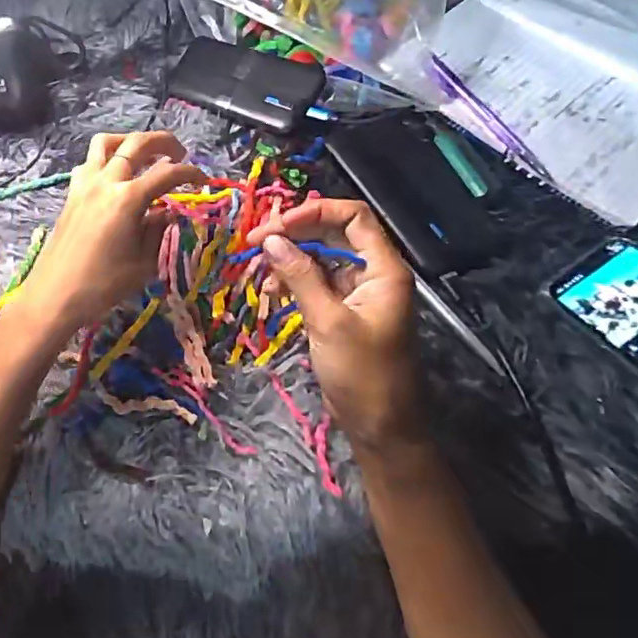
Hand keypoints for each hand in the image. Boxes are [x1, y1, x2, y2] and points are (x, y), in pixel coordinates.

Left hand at [8, 131, 203, 337]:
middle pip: (136, 143)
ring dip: (129, 141)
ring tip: (144, 154)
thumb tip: (168, 211)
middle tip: (180, 153)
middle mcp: (105, 182)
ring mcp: (84, 184)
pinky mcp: (71, 193)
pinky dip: (106, 159)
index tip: (203, 180)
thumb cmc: (103, 284)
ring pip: (106, 143)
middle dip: (163, 142)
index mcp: (128, 198)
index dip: (190, 172)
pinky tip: (115, 176)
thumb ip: (159, 230)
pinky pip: (88, 162)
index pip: (167, 173)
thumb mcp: (144, 262)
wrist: (54, 295)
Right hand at [248, 199, 419, 451]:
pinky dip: (293, 280)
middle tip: (255, 243)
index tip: (275, 226)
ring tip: (261, 272)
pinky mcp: (343, 307)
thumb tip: (270, 239)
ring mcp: (358, 290)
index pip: (353, 216)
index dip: (313, 212)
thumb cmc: (363, 374)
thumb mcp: (328, 322)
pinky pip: (316, 280)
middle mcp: (373, 271)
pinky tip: (273, 291)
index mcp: (383, 268)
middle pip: (333, 232)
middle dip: (294, 233)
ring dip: (290, 257)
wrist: (380, 425)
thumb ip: (300, 276)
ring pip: (321, 255)